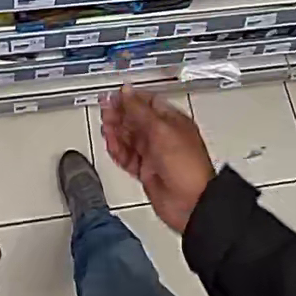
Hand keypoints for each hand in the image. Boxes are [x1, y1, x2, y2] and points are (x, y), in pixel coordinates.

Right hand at [100, 86, 216, 233]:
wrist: (190, 204)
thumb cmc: (188, 166)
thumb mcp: (161, 130)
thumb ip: (140, 110)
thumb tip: (126, 91)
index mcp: (171, 121)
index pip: (146, 103)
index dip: (129, 99)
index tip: (113, 96)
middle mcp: (162, 136)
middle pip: (135, 119)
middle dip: (119, 114)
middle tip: (105, 111)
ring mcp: (154, 154)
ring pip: (129, 138)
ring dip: (116, 131)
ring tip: (105, 127)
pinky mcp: (146, 171)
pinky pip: (127, 157)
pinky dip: (117, 150)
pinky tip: (111, 145)